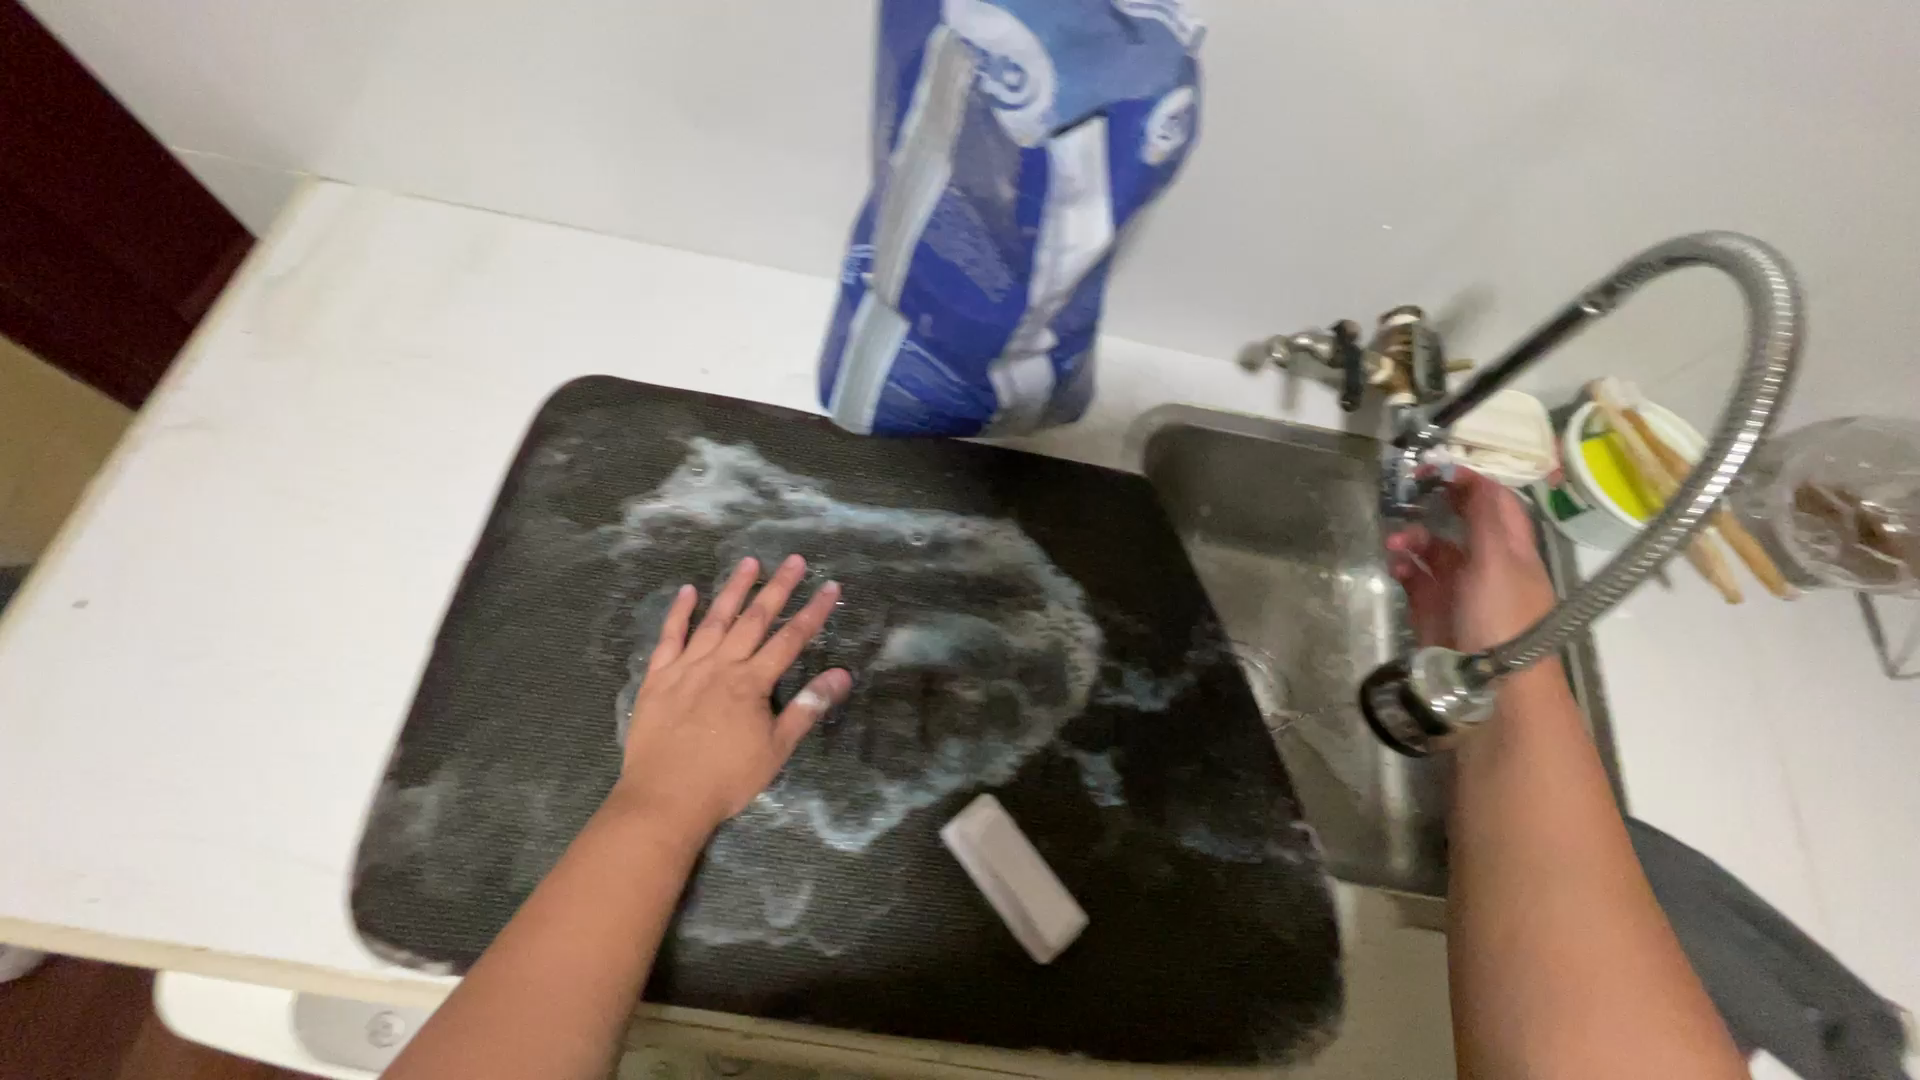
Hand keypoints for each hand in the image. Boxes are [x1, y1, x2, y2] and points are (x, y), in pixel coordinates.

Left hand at [612, 555, 851, 836]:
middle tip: (795, 560)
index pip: (791, 638)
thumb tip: (842, 674)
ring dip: (734, 589)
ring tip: (750, 562)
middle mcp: (721, 665)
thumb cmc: (726, 779)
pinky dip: (679, 612)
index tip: (830, 586)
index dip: (813, 612)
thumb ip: (807, 708)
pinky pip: (669, 637)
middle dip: (778, 587)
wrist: (664, 799)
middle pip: (755, 619)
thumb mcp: (776, 749)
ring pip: (715, 620)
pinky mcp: (658, 678)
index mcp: (752, 682)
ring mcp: (687, 667)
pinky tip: (688, 591)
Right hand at [1386, 469, 1554, 655]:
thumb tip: (1474, 479)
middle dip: (1435, 506)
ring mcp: (1458, 585)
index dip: (1472, 482)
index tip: (1438, 469)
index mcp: (1512, 549)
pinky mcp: (1433, 606)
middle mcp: (1486, 563)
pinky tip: (1395, 567)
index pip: (1496, 503)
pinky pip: (1414, 576)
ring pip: (1432, 548)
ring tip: (1395, 543)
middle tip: (1407, 493)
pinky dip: (1403, 567)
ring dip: (1412, 538)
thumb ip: (1484, 520)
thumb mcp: (1498, 563)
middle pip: (1461, 522)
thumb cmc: (1503, 617)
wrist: (1491, 681)